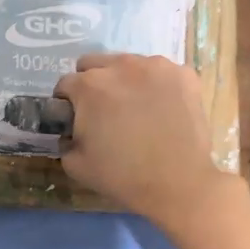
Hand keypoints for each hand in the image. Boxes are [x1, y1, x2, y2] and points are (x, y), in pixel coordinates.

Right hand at [54, 53, 234, 226]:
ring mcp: (156, 66)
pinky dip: (156, 86)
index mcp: (89, 86)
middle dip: (92, 83)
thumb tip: (71, 132)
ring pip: (129, 64)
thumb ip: (65, 141)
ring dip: (125, 81)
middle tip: (103, 112)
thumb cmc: (122, 176)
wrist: (177, 184)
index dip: (67, 103)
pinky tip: (162, 110)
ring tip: (137, 110)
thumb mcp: (75, 165)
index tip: (75, 119)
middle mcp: (121, 65)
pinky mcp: (184, 74)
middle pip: (94, 64)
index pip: (65, 84)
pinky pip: (161, 73)